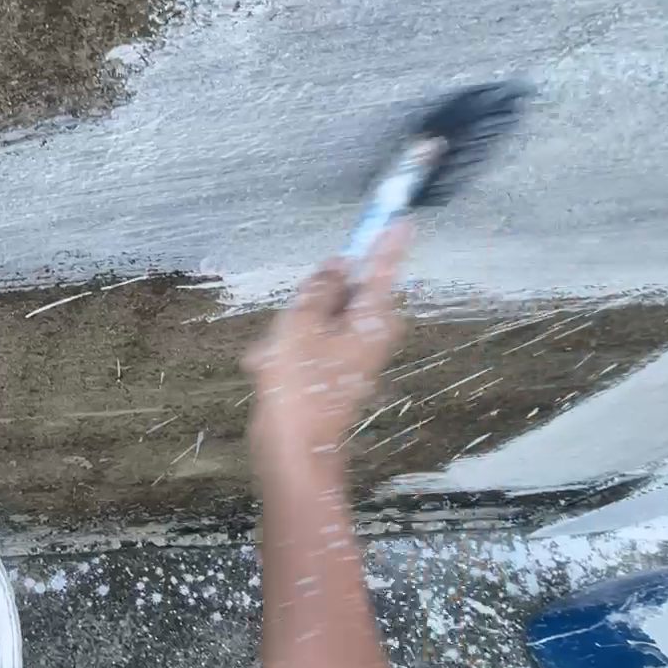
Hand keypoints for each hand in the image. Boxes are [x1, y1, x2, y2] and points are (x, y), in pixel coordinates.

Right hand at [243, 226, 407, 470]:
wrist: (292, 449)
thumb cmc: (298, 387)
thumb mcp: (300, 325)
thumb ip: (319, 289)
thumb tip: (337, 263)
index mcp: (371, 319)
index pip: (382, 268)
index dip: (385, 242)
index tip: (402, 218)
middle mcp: (368, 337)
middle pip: (341, 298)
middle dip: (306, 305)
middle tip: (284, 322)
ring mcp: (349, 359)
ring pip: (317, 325)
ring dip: (287, 335)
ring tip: (266, 357)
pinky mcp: (331, 377)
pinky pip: (308, 351)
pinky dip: (286, 357)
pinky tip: (265, 372)